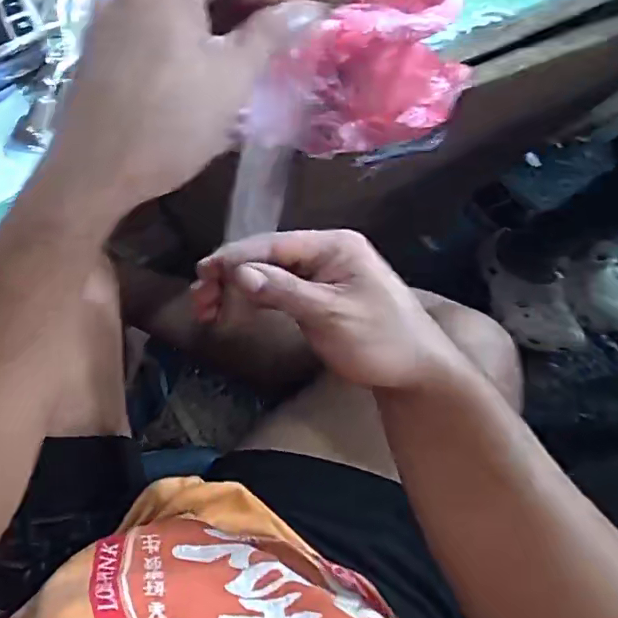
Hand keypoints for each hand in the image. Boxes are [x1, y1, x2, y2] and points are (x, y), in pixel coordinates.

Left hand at [44, 0, 305, 218]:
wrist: (89, 178)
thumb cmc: (166, 127)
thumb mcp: (231, 79)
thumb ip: (271, 34)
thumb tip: (304, 12)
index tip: (296, 28)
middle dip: (246, 3)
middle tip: (271, 46)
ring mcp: (107, 14)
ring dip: (216, 21)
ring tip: (240, 63)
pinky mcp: (97, 44)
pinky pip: (151, 22)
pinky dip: (183, 35)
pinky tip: (198, 72)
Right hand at [193, 229, 474, 392]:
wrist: (417, 373)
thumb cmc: (381, 340)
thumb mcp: (331, 315)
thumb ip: (284, 291)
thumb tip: (238, 273)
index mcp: (333, 245)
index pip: (272, 245)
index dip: (234, 258)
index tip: (203, 275)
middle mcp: (323, 251)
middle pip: (263, 256)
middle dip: (228, 275)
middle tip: (200, 300)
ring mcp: (318, 272)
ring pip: (263, 272)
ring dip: (233, 288)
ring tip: (206, 308)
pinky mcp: (313, 293)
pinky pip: (272, 288)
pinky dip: (249, 299)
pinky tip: (229, 309)